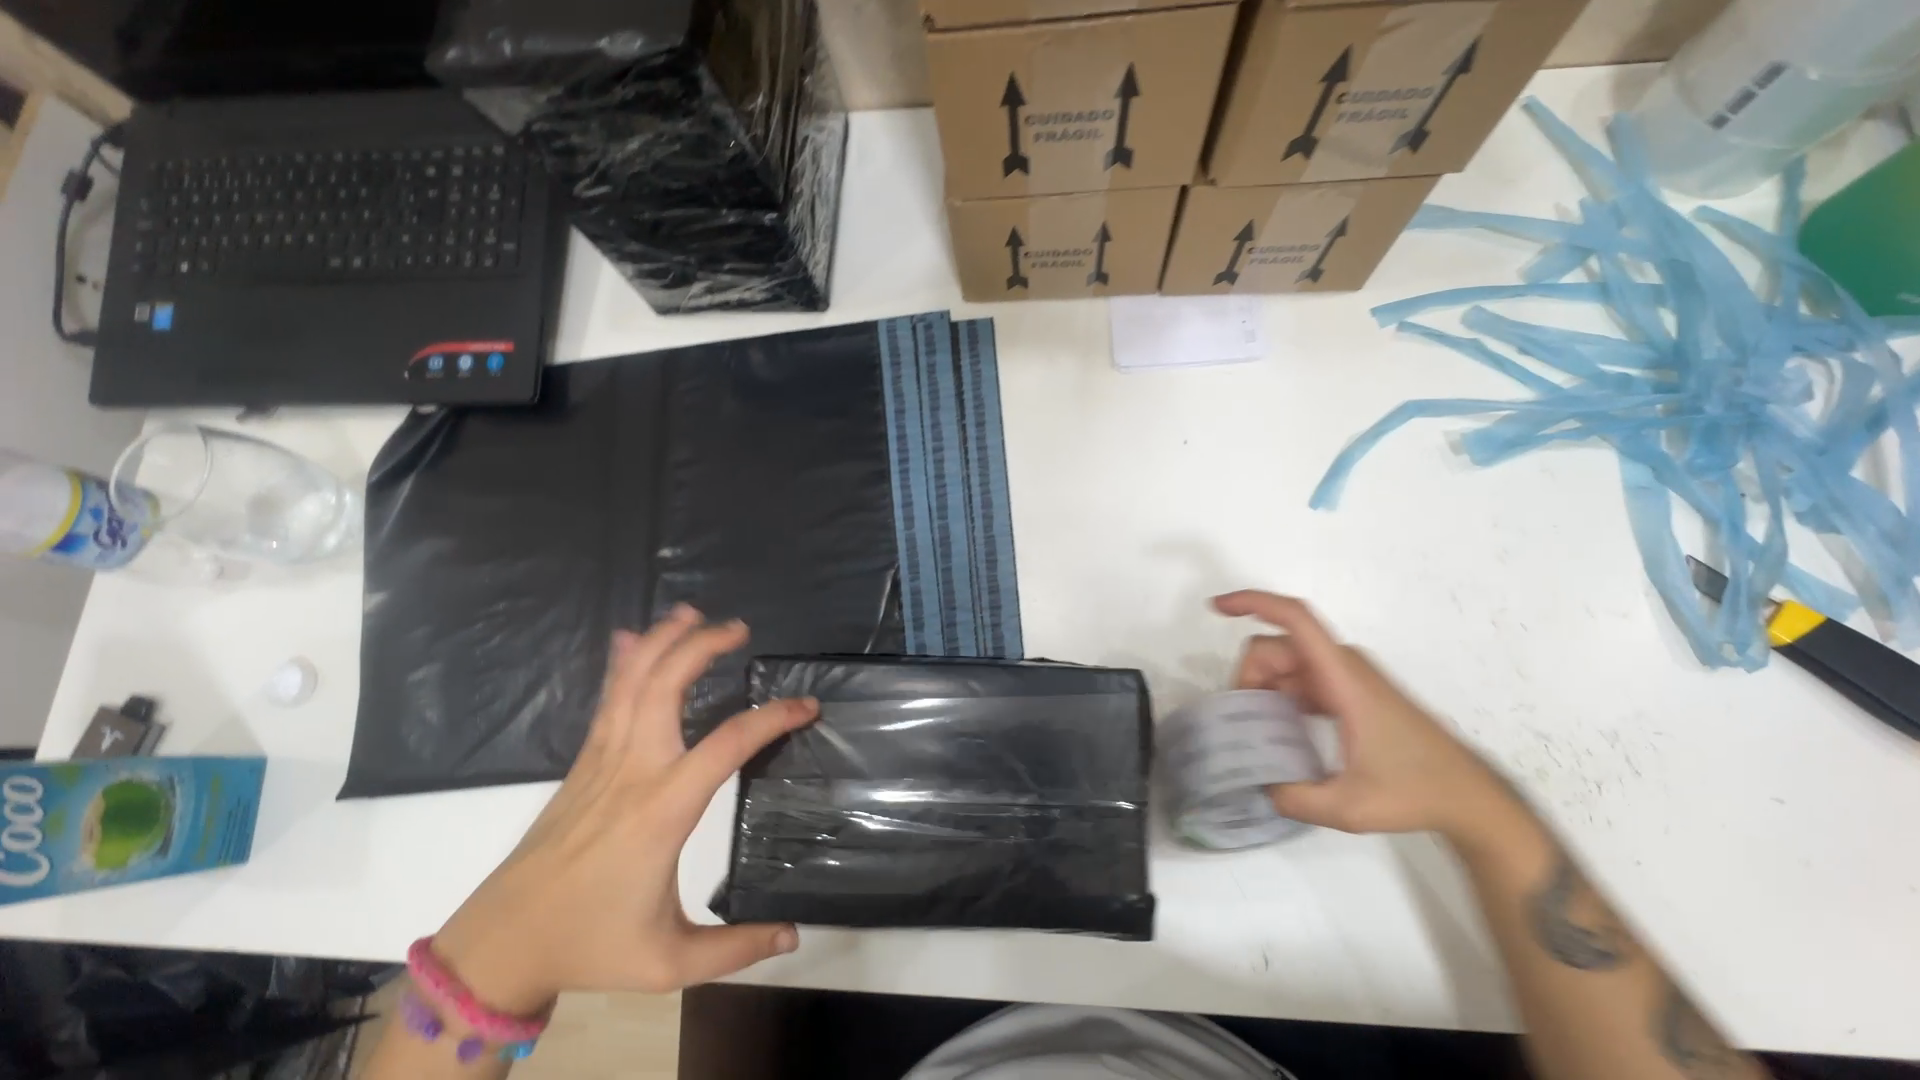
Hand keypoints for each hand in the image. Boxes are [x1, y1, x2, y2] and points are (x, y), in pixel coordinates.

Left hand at [430, 606, 817, 1014]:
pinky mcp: (581, 766)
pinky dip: (622, 665)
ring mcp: (600, 763)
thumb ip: (736, 948)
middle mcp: (631, 772)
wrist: (502, 942)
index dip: (772, 717)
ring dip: (661, 642)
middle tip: (738, 629)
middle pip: (665, 687)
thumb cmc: (590, 944)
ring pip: (630, 684)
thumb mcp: (669, 962)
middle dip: (701, 647)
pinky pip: (606, 701)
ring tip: (691, 613)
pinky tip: (630, 640)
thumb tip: (794, 935)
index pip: (727, 744)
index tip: (806, 706)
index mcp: (662, 810)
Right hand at [1212, 591, 1517, 841]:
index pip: (1296, 620)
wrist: (1466, 795)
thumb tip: (1260, 787)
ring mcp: (1348, 679)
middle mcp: (1344, 667)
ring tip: (1258, 736)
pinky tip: (1278, 734)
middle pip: (1276, 647)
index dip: (1253, 603)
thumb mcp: (1348, 808)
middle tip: (1242, 725)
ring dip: (1262, 690)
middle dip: (1247, 676)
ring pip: (1286, 664)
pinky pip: (1301, 680)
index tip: (1217, 608)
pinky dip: (1280, 698)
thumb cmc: (1414, 791)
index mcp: (1343, 679)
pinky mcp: (1351, 693)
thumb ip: (1294, 799)